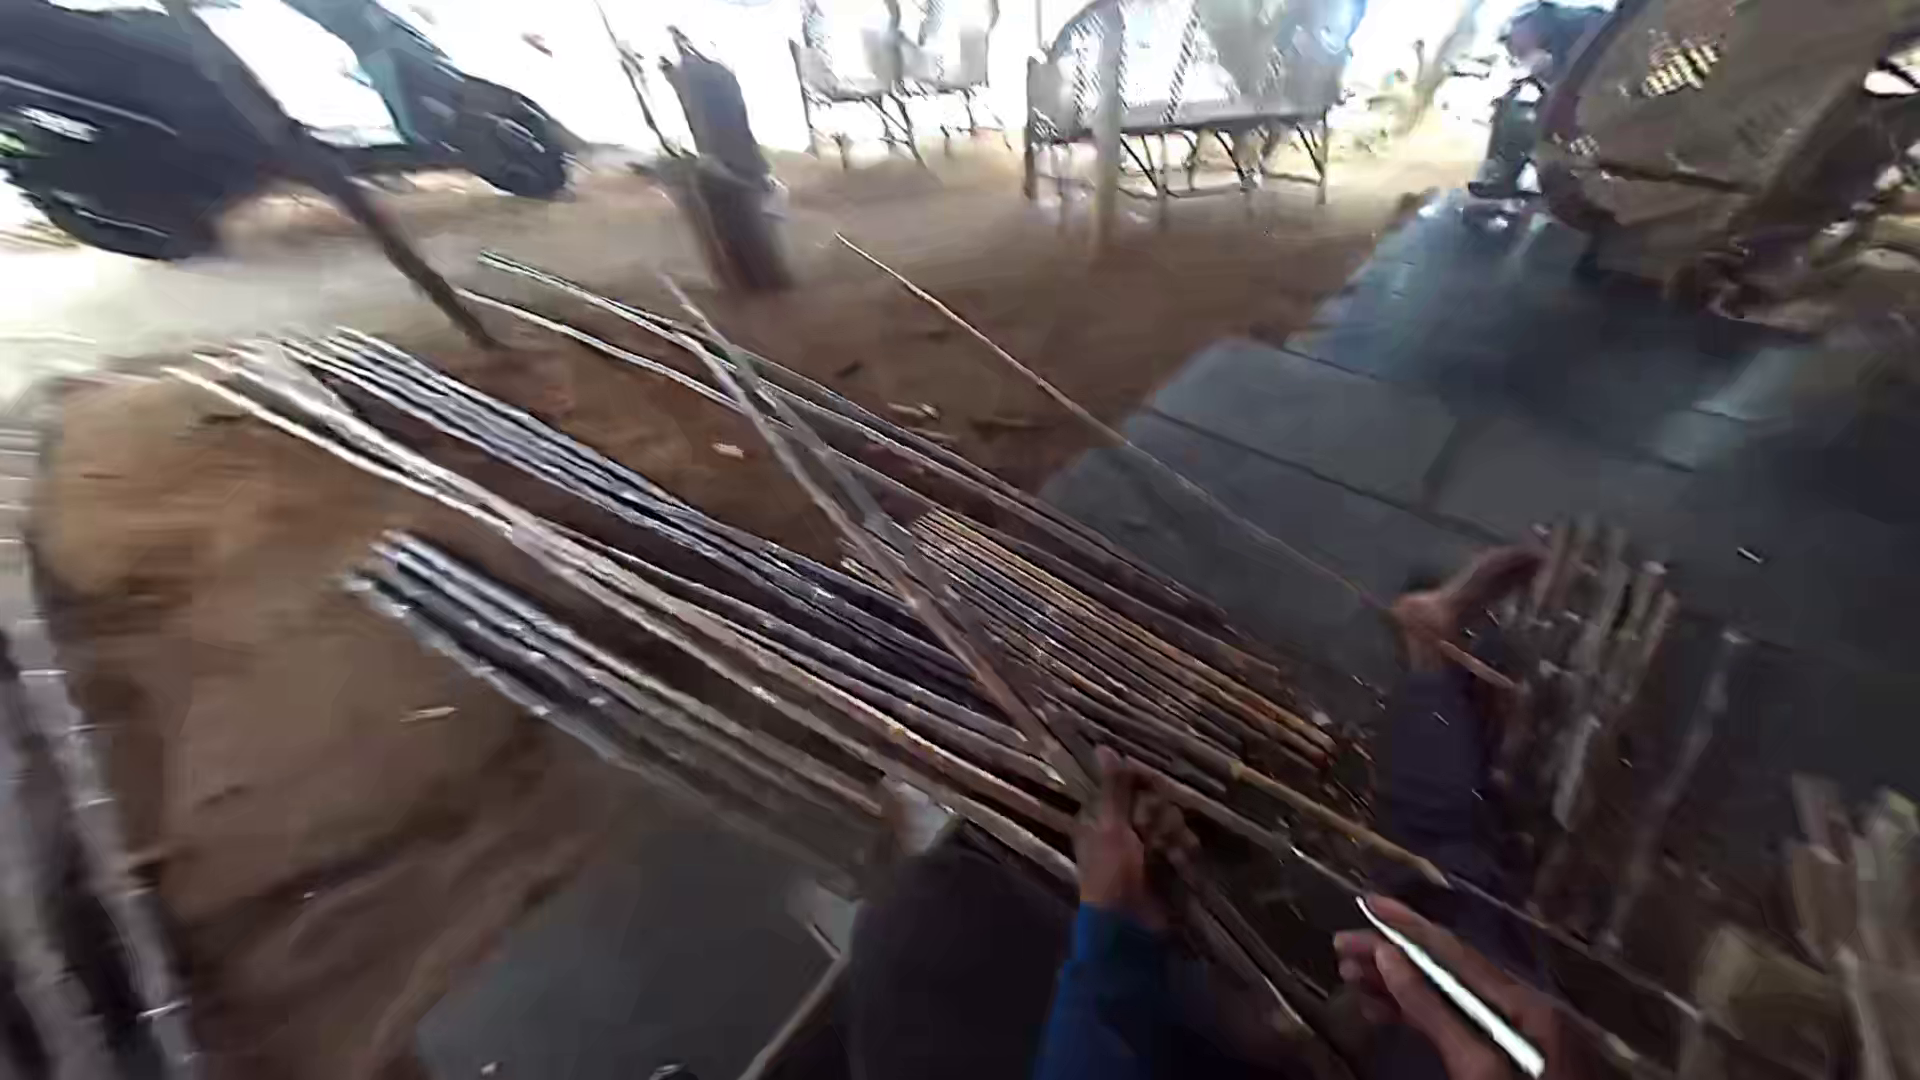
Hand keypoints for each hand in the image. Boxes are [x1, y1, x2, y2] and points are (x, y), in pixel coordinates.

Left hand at [1074, 747, 1196, 931]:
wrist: (1129, 928)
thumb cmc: (1111, 873)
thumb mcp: (1110, 826)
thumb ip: (1112, 787)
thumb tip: (1103, 746)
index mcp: (1100, 814)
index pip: (1127, 783)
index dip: (1143, 783)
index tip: (1154, 786)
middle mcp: (1122, 825)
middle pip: (1152, 801)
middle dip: (1160, 813)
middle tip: (1156, 830)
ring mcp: (1144, 846)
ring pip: (1168, 821)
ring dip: (1174, 832)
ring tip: (1173, 849)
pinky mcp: (1164, 865)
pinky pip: (1180, 845)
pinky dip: (1183, 850)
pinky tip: (1183, 858)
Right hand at [1333, 896, 1575, 1079]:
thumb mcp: (1477, 1069)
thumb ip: (1431, 1009)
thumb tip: (1386, 954)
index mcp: (1526, 1006)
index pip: (1452, 950)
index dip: (1406, 924)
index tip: (1366, 903)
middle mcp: (1523, 1012)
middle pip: (1444, 971)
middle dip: (1389, 957)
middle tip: (1342, 949)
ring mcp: (1517, 1039)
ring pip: (1443, 996)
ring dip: (1394, 985)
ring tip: (1351, 978)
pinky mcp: (1508, 1063)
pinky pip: (1452, 1023)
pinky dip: (1414, 1014)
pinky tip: (1380, 1010)